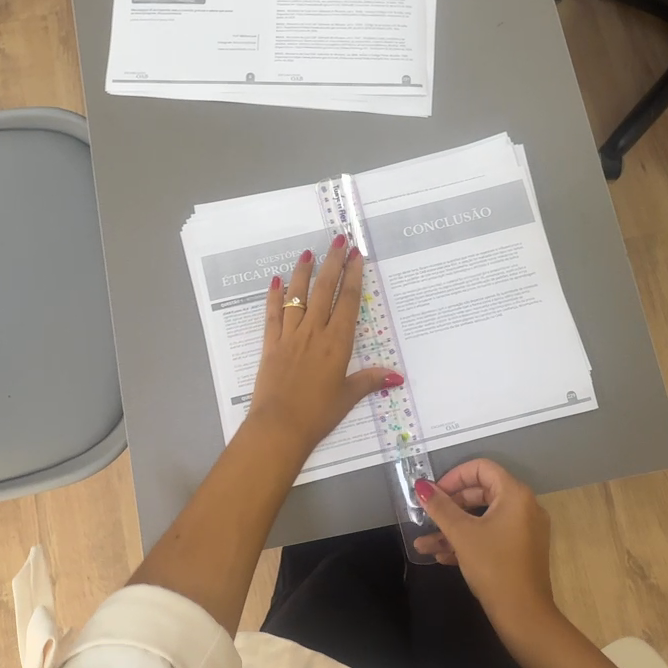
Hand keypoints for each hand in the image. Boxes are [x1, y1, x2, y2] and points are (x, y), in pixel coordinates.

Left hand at [244, 235, 397, 457]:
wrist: (279, 427)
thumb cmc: (318, 414)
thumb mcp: (348, 397)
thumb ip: (370, 381)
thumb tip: (397, 376)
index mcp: (337, 342)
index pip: (348, 301)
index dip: (353, 276)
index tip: (356, 254)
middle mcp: (314, 332)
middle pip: (325, 290)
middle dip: (333, 262)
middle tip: (338, 239)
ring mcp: (290, 335)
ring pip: (298, 296)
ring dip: (304, 272)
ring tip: (310, 251)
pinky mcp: (270, 344)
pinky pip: (273, 314)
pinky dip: (274, 296)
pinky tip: (276, 280)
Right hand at [413, 459, 557, 632]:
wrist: (524, 618)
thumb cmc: (493, 567)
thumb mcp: (461, 534)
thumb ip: (440, 507)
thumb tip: (421, 486)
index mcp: (515, 495)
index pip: (481, 468)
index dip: (454, 476)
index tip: (434, 494)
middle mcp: (524, 507)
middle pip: (481, 492)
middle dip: (450, 505)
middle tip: (428, 515)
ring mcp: (524, 530)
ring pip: (483, 518)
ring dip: (453, 528)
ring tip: (424, 544)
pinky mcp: (521, 551)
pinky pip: (491, 535)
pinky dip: (468, 541)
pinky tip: (442, 557)